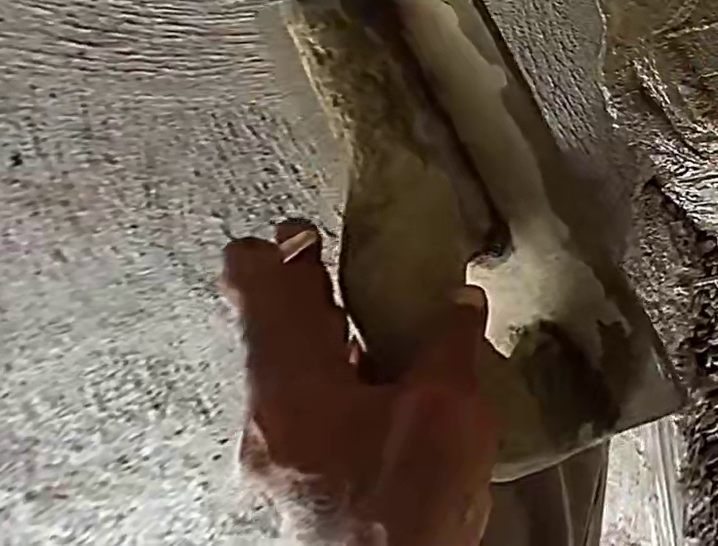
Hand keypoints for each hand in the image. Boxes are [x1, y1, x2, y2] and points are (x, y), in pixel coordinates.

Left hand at [223, 221, 497, 545]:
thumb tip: (458, 297)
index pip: (276, 321)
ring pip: (296, 365)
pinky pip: (317, 389)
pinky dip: (333, 353)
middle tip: (293, 242)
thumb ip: (448, 340)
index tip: (259, 237)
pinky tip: (363, 348)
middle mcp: (278, 420)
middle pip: (278, 340)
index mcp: (297, 398)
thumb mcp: (446, 398)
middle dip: (287, 291)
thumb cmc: (414, 481)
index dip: (268, 275)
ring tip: (333, 285)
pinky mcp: (315, 464)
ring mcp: (291, 447)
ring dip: (313, 320)